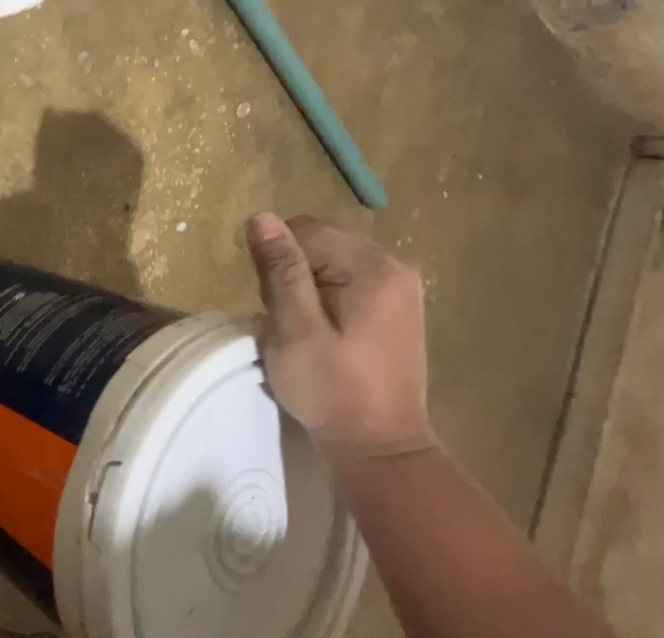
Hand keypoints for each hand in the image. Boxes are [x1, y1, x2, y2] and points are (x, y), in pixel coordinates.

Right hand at [245, 213, 434, 462]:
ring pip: (330, 255)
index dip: (277, 262)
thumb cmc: (332, 390)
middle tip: (289, 317)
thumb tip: (262, 217)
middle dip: (292, 268)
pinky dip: (325, 291)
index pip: (304, 231)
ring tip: (305, 325)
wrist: (380, 445)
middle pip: (319, 238)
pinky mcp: (397, 302)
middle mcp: (394, 264)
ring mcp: (400, 284)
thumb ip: (281, 270)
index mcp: (373, 268)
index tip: (276, 306)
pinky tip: (324, 326)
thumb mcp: (295, 330)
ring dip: (306, 281)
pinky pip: (346, 274)